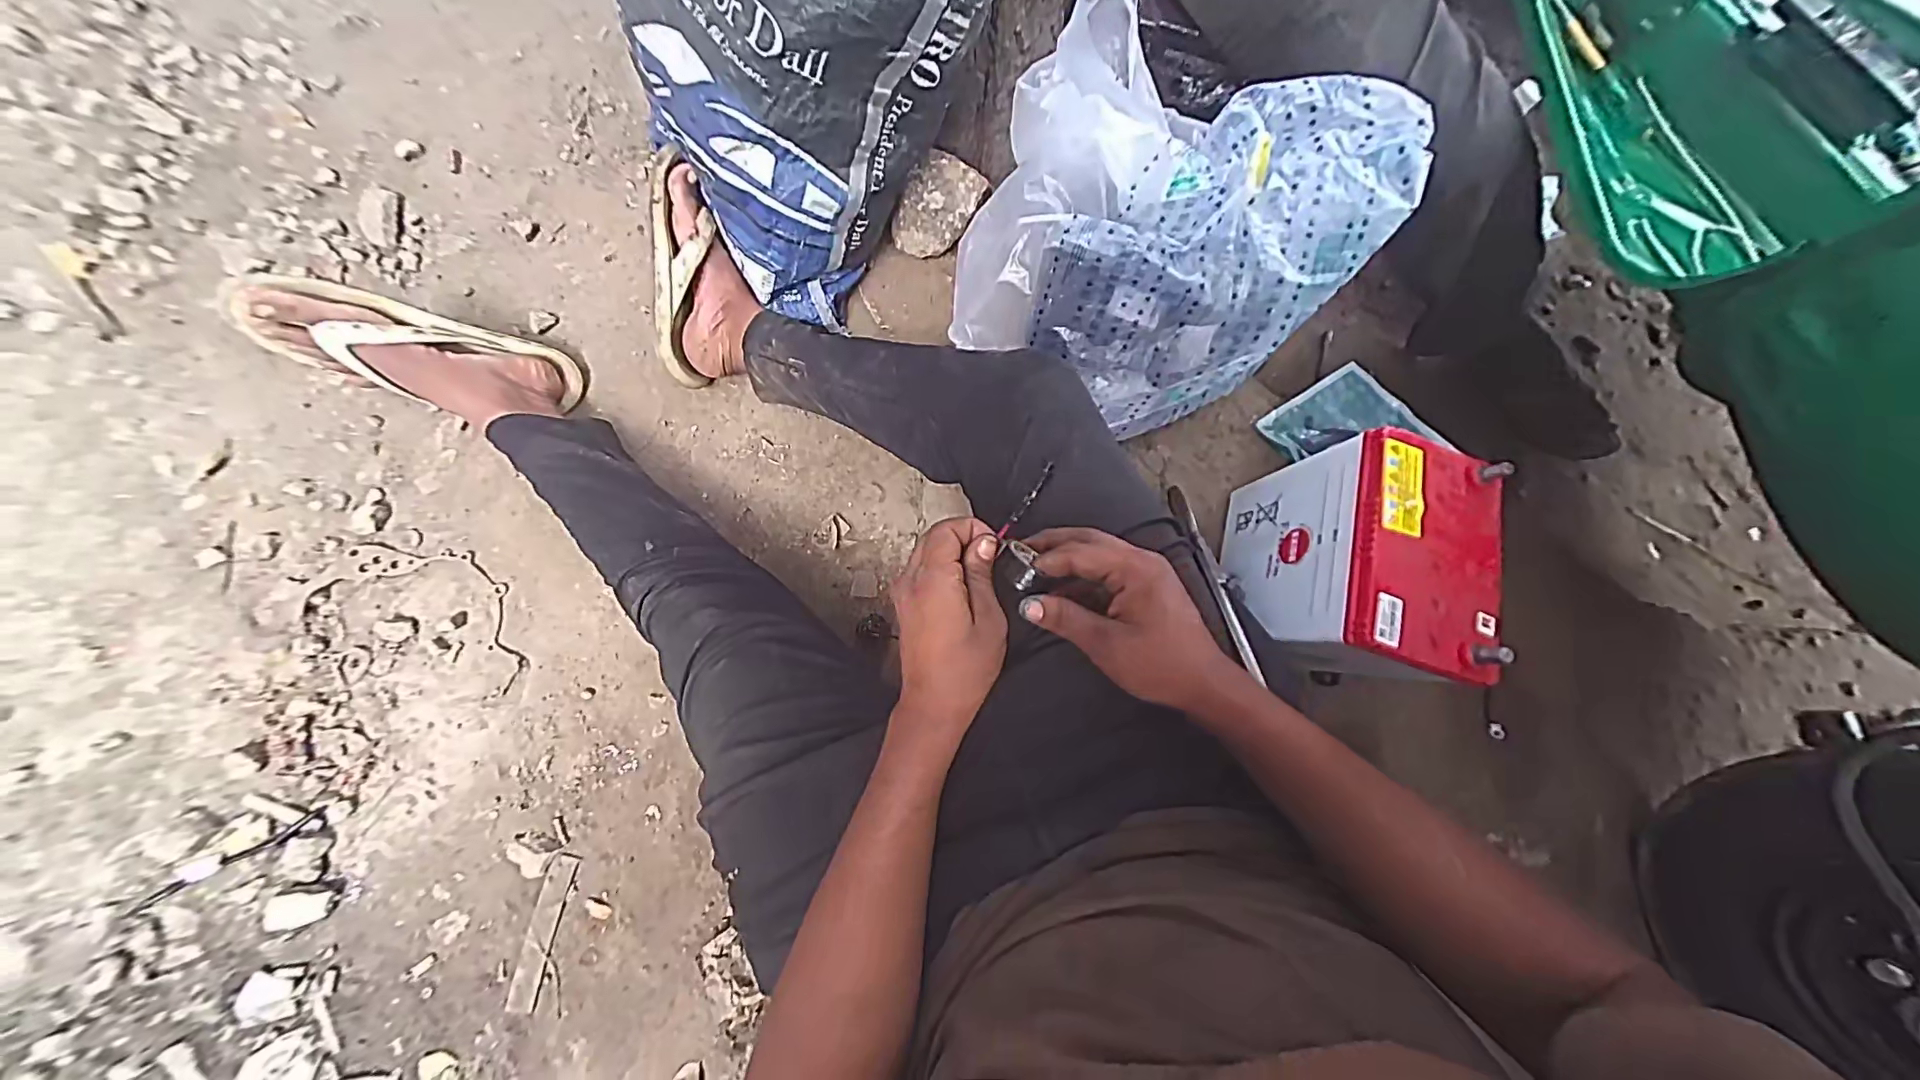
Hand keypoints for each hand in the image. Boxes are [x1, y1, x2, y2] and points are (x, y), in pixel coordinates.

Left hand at [891, 518, 1007, 734]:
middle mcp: (912, 582)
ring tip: (978, 572)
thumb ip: (982, 574)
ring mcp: (903, 592)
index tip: (993, 543)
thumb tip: (984, 543)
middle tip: (989, 554)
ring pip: (926, 549)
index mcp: (934, 581)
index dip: (973, 528)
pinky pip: (920, 569)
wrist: (934, 702)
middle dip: (964, 535)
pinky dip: (941, 566)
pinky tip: (962, 586)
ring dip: (952, 550)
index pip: (947, 529)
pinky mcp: (903, 603)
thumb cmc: (964, 671)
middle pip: (934, 535)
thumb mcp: (989, 617)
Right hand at [1020, 527, 1246, 711]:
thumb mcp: (1106, 644)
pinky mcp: (1148, 585)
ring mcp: (1148, 571)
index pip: (1080, 552)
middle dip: (1054, 543)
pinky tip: (1064, 589)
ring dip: (1068, 557)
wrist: (1204, 683)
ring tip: (1037, 565)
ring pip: (1099, 552)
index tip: (1020, 565)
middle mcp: (1143, 561)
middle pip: (1090, 540)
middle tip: (1023, 549)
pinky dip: (1084, 574)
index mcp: (1135, 569)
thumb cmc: (1162, 665)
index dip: (1047, 557)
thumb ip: (1066, 619)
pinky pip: (1110, 569)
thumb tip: (1030, 604)